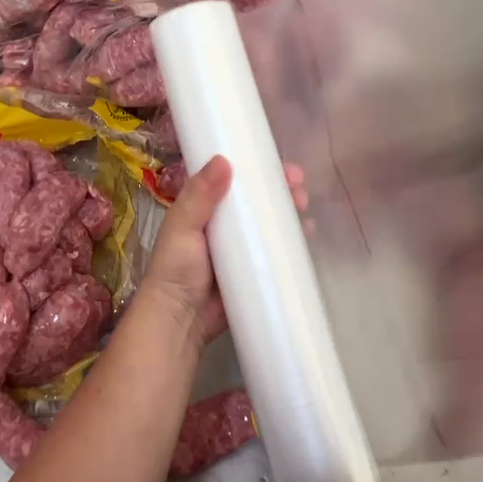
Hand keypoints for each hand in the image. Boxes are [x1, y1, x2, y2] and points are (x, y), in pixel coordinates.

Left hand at [136, 158, 309, 351]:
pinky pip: (276, 251)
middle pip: (256, 199)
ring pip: (269, 222)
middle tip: (298, 184)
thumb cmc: (175, 268)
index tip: (276, 162)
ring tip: (304, 205)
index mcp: (203, 207)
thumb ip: (199, 196)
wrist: (180, 322)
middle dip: (279, 188)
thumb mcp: (182, 226)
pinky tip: (307, 233)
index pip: (232, 179)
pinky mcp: (254, 271)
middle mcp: (223, 224)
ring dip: (288, 210)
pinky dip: (291, 240)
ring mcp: (240, 248)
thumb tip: (224, 159)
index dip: (255, 168)